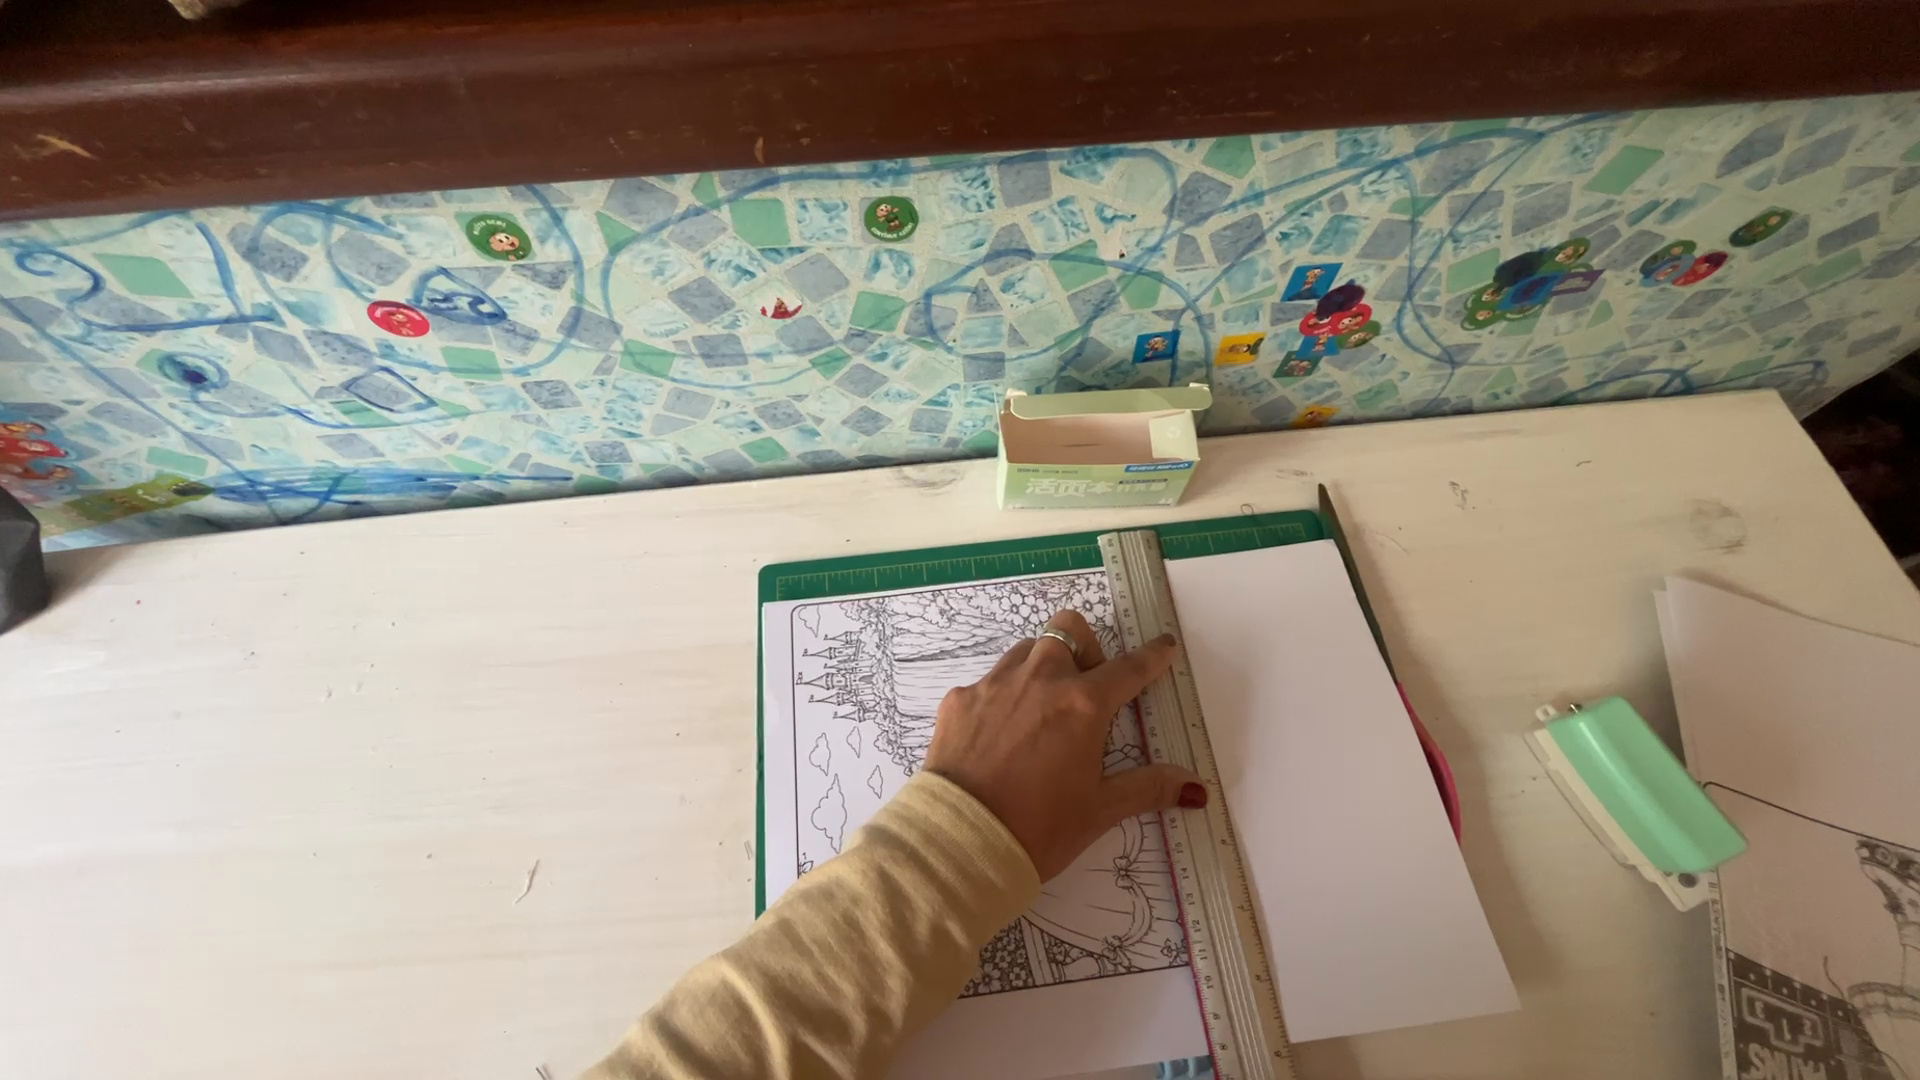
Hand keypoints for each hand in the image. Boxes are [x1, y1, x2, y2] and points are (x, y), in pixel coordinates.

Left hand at [924, 610, 1205, 879]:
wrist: (960, 840)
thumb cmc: (1039, 828)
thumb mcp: (1100, 809)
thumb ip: (1148, 787)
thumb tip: (1195, 787)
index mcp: (1082, 704)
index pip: (1128, 669)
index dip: (1151, 657)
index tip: (1162, 646)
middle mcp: (1039, 680)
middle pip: (1067, 629)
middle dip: (1085, 648)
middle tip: (1087, 686)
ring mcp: (994, 684)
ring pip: (1025, 650)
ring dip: (1042, 666)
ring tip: (1042, 708)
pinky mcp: (959, 699)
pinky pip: (988, 681)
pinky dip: (1002, 696)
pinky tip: (999, 734)